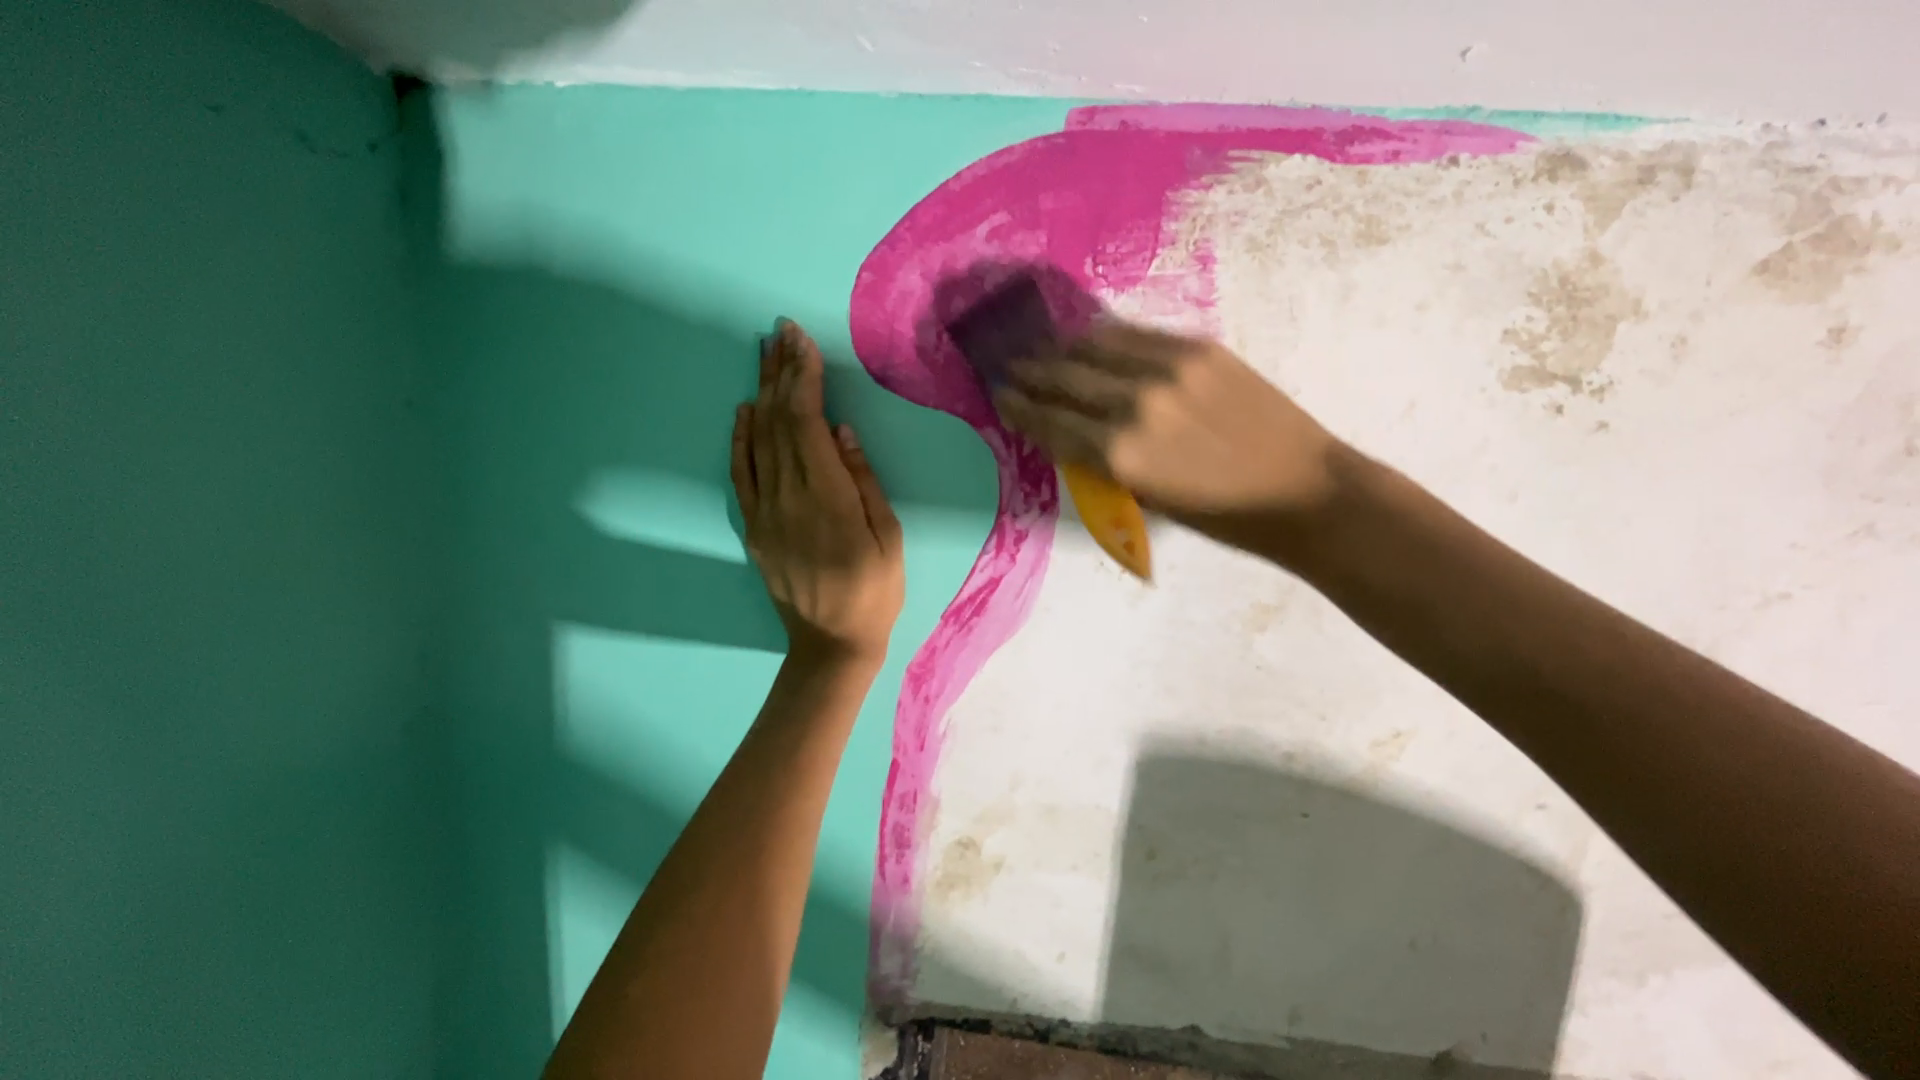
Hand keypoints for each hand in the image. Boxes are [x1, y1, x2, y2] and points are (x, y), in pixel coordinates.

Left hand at [732, 319, 904, 667]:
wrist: (830, 644)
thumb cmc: (874, 593)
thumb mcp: (889, 538)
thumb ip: (863, 483)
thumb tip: (841, 432)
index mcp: (828, 497)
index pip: (807, 422)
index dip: (803, 378)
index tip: (803, 342)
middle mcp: (788, 497)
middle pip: (778, 421)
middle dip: (781, 372)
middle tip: (782, 331)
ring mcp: (765, 511)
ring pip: (758, 439)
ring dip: (761, 393)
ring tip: (766, 355)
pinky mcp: (754, 526)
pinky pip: (741, 473)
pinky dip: (740, 438)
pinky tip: (744, 409)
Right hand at [994, 321, 1343, 546]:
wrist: (1301, 489)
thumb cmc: (1222, 517)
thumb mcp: (1147, 501)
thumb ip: (1103, 463)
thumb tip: (1070, 430)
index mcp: (1118, 454)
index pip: (1048, 421)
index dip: (1018, 407)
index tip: (1000, 396)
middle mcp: (1134, 404)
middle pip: (1062, 377)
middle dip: (1029, 372)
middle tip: (1011, 367)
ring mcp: (1167, 369)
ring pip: (1094, 345)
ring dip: (1062, 349)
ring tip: (1044, 348)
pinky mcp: (1198, 348)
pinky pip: (1136, 334)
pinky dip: (1105, 337)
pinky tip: (1092, 338)